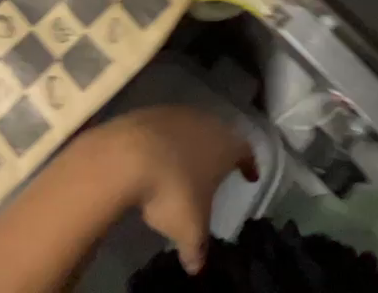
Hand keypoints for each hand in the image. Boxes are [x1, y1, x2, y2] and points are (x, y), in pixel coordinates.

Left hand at [106, 105, 258, 274]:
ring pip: (190, 129)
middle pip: (219, 135)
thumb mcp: (190, 229)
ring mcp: (177, 113)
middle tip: (215, 171)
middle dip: (217, 154)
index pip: (246, 152)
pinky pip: (163, 130)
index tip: (250, 176)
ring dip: (188, 147)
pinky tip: (155, 162)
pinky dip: (164, 144)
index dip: (249, 165)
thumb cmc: (173, 191)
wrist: (127, 155)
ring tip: (182, 169)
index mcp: (226, 145)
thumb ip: (197, 248)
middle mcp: (206, 122)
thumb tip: (196, 266)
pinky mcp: (149, 112)